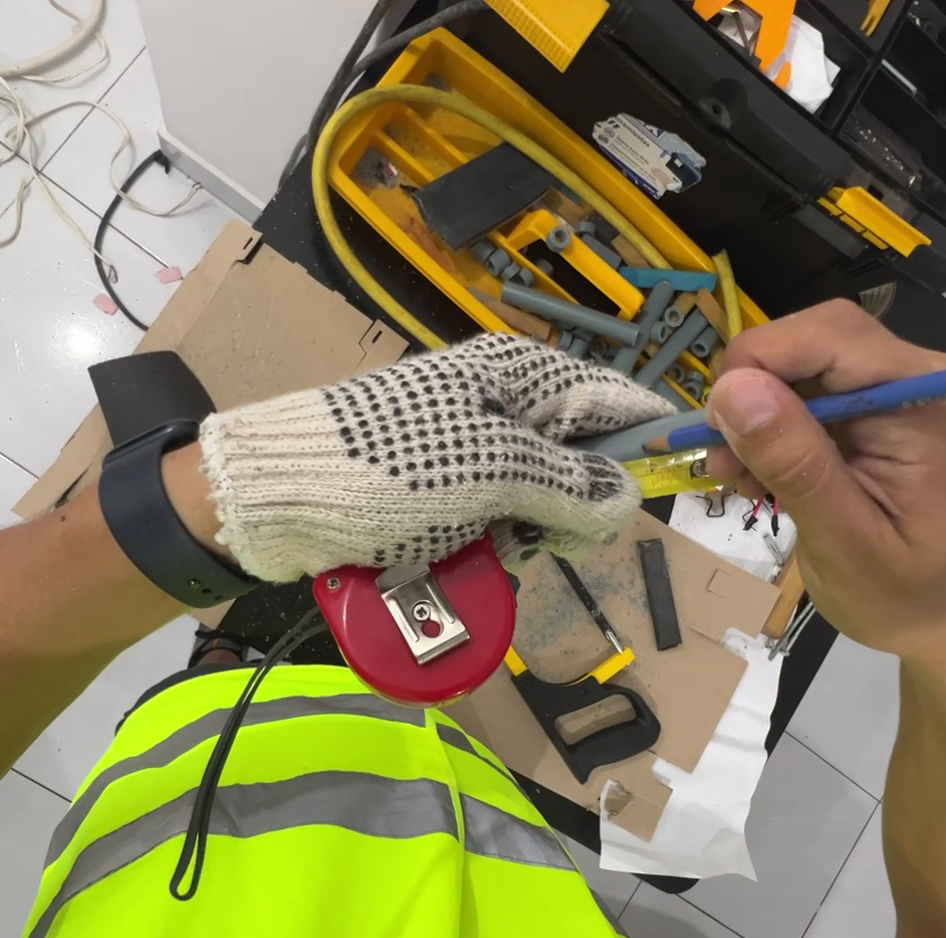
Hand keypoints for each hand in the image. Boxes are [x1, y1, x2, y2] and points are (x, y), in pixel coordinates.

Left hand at [197, 334, 675, 580]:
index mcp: (517, 376)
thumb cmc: (387, 470)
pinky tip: (468, 553)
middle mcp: (497, 401)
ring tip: (491, 547)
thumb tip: (629, 496)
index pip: (610, 399)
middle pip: (576, 455)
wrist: (278, 495)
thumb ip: (568, 484)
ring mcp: (464, 442)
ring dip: (527, 529)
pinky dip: (491, 537)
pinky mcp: (438, 480)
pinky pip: (493, 511)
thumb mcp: (489, 472)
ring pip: (536, 493)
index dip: (643, 440)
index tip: (667, 484)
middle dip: (572, 503)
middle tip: (541, 535)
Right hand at [705, 301, 945, 658]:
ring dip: (756, 417)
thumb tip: (732, 390)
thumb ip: (795, 462)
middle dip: (752, 392)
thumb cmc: (906, 597)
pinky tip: (763, 474)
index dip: (757, 363)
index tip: (713, 426)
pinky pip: (811, 396)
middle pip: (813, 343)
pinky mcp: (882, 413)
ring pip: (803, 368)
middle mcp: (922, 378)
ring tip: (739, 478)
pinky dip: (772, 430)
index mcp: (928, 402)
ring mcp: (902, 393)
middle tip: (724, 461)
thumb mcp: (843, 540)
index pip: (830, 337)